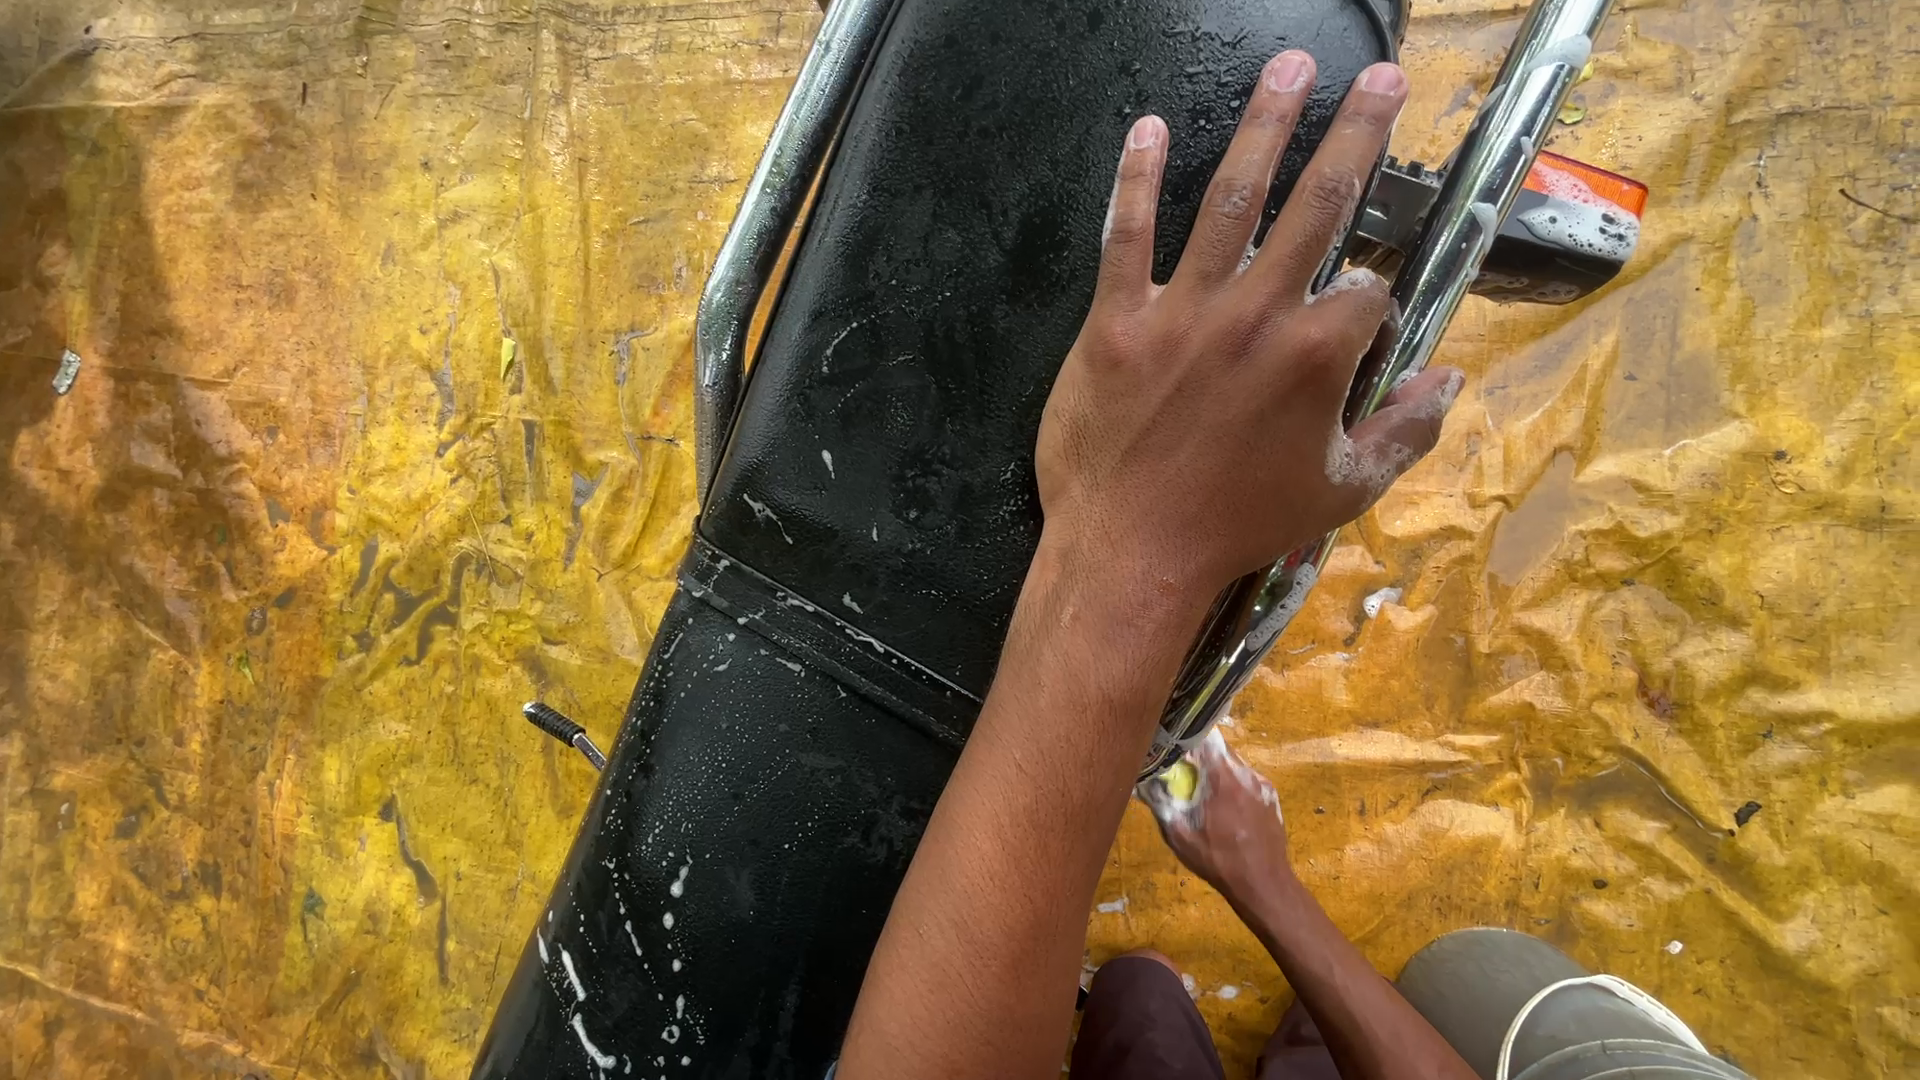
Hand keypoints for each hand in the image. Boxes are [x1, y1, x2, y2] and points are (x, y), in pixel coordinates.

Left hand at [1035, 52, 1463, 598]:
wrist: (1131, 550)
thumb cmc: (1235, 528)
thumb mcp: (1341, 495)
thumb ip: (1406, 434)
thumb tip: (1451, 380)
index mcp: (1319, 352)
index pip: (1368, 289)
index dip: (1371, 301)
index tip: (1353, 321)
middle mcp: (1256, 313)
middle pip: (1320, 203)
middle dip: (1358, 136)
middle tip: (1382, 78)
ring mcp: (1181, 311)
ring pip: (1230, 199)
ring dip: (1265, 127)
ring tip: (1289, 69)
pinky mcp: (1115, 322)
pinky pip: (1125, 236)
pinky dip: (1138, 180)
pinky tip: (1149, 129)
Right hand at [1141, 730, 1294, 903]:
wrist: (1264, 886)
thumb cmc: (1219, 861)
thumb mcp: (1180, 836)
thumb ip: (1160, 803)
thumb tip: (1142, 780)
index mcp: (1223, 778)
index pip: (1206, 738)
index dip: (1189, 735)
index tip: (1174, 741)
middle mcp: (1246, 775)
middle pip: (1220, 748)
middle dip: (1200, 754)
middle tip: (1184, 768)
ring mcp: (1262, 785)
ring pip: (1234, 764)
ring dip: (1217, 769)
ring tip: (1204, 790)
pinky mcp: (1272, 798)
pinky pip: (1247, 779)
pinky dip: (1233, 784)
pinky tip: (1227, 807)